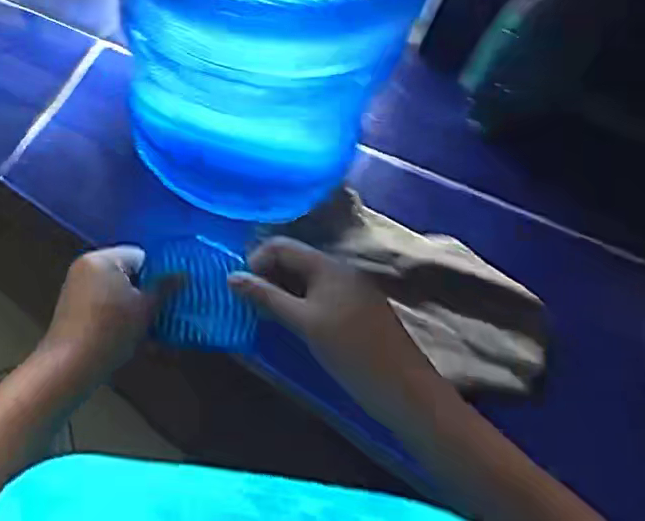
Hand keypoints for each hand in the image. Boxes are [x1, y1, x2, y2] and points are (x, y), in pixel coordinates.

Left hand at [36, 246, 163, 382]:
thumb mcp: (144, 309)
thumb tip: (184, 273)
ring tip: (162, 336)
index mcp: (100, 259)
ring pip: (118, 295)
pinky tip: (144, 345)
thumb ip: (164, 288)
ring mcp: (79, 288)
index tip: (176, 294)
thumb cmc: (111, 329)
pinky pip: (106, 308)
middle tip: (171, 314)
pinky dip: (123, 321)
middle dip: (150, 296)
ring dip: (139, 313)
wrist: (71, 363)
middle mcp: (86, 267)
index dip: (160, 273)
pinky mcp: (76, 310)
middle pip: (127, 276)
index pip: (138, 255)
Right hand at [229, 237, 440, 421]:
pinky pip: (320, 295)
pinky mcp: (360, 312)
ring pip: (306, 279)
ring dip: (282, 291)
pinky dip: (300, 303)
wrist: (413, 398)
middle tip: (251, 302)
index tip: (242, 288)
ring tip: (268, 314)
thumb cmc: (354, 354)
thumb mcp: (303, 324)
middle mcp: (341, 271)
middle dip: (267, 275)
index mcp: (328, 266)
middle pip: (293, 260)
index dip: (255, 261)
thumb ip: (265, 296)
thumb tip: (230, 277)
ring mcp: (353, 291)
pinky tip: (295, 325)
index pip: (280, 246)